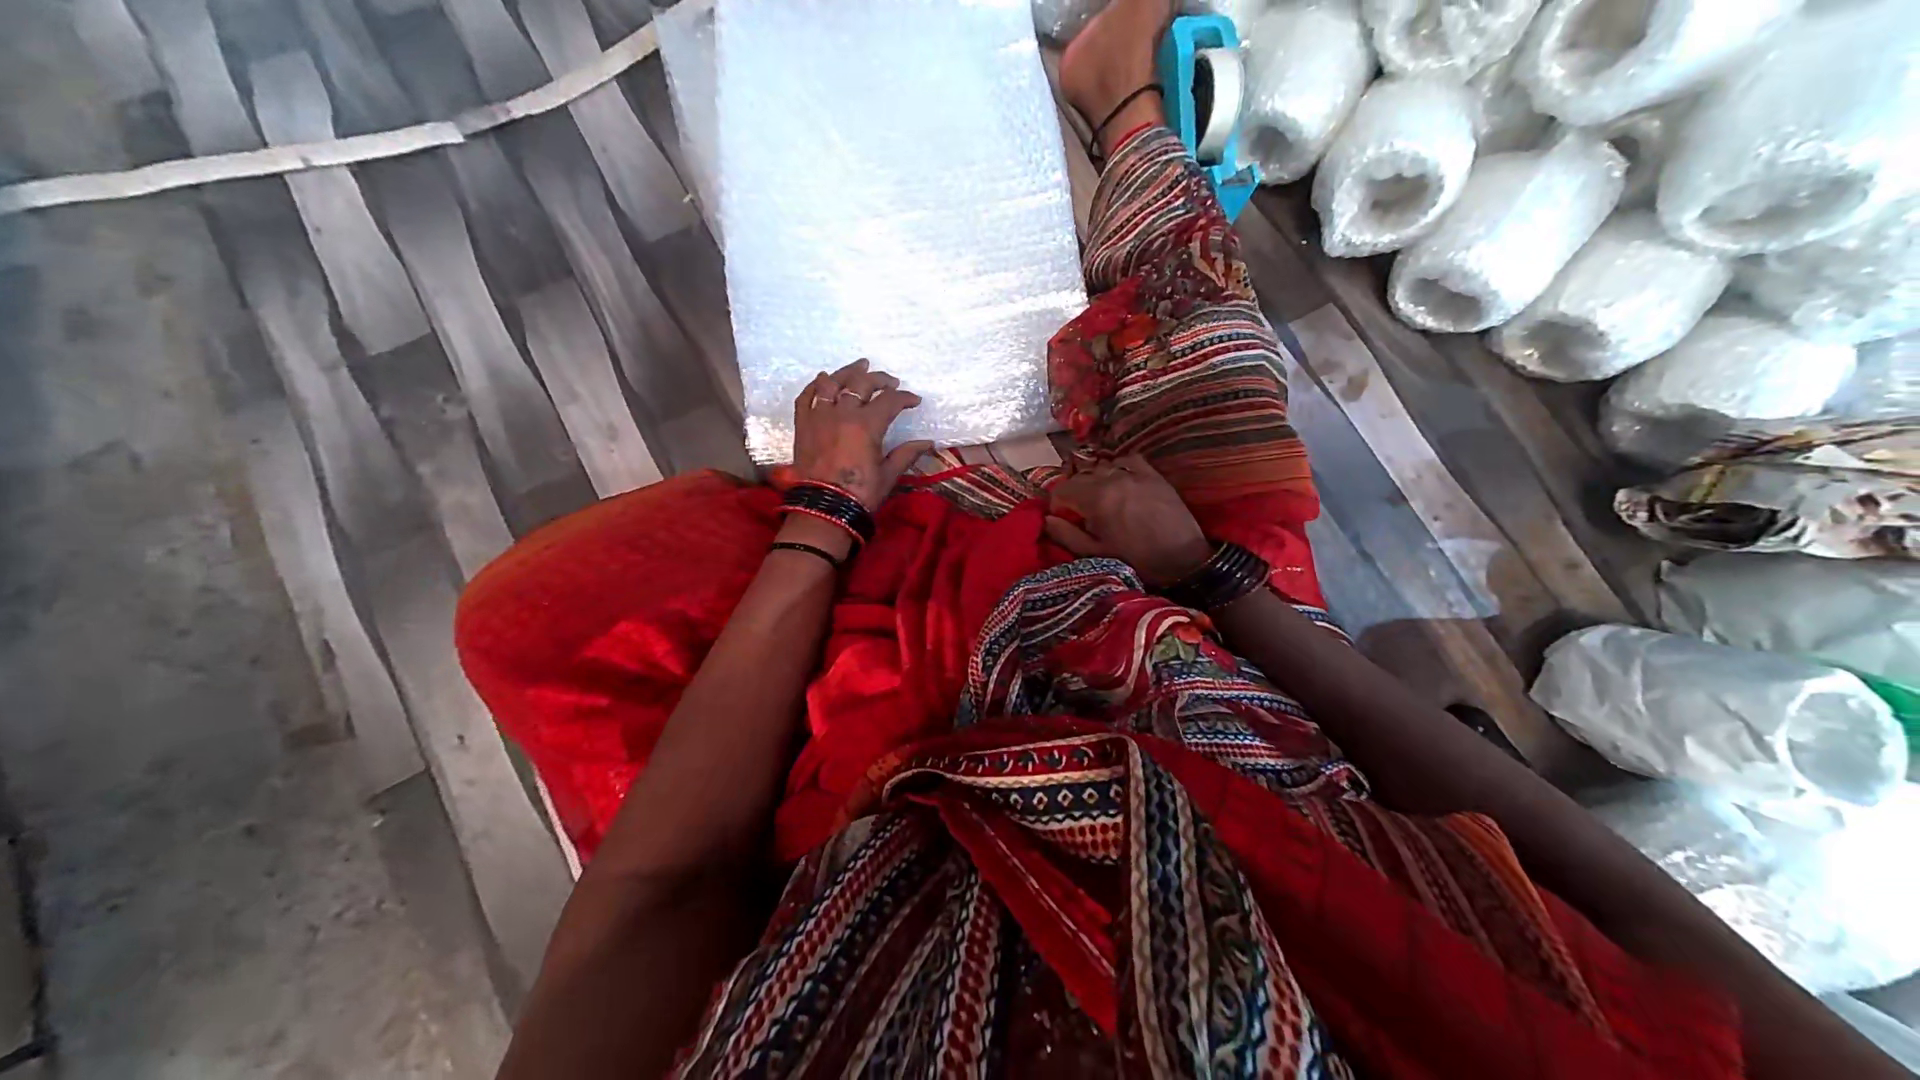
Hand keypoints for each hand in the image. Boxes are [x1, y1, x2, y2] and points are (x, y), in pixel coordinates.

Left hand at [792, 358, 933, 509]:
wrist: (824, 508)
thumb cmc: (860, 493)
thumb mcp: (888, 474)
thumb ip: (906, 454)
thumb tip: (928, 443)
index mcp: (866, 424)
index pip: (889, 400)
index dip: (904, 397)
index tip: (914, 400)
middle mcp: (842, 413)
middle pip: (861, 383)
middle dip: (879, 379)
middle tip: (890, 382)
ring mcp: (819, 416)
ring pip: (832, 382)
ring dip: (846, 372)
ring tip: (857, 367)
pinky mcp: (803, 425)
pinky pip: (806, 397)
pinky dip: (815, 386)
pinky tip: (823, 381)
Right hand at [1044, 454, 1212, 587]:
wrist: (1185, 560)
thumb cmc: (1137, 560)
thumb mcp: (1095, 554)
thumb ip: (1066, 535)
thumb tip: (1047, 519)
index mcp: (1096, 498)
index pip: (1062, 489)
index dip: (1058, 504)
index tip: (1065, 519)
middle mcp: (1113, 478)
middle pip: (1080, 476)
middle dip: (1075, 493)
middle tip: (1082, 513)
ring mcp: (1136, 473)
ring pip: (1102, 467)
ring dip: (1095, 481)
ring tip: (1102, 500)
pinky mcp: (1154, 474)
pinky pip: (1128, 459)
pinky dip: (1119, 467)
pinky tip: (1121, 482)